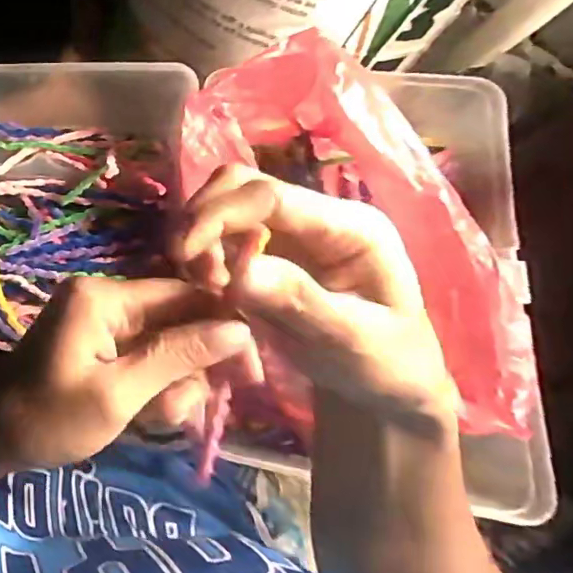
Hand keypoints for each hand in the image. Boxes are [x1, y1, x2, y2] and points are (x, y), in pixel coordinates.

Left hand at [0, 277, 256, 475]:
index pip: (183, 294)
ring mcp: (97, 321)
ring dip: (170, 387)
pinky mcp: (95, 343)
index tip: (253, 375)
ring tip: (152, 422)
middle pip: (176, 322)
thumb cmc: (50, 419)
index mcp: (102, 297)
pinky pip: (142, 357)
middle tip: (183, 416)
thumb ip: (178, 357)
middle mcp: (102, 298)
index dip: (224, 329)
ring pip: (164, 345)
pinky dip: (151, 388)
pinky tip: (143, 418)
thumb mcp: (119, 394)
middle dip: (189, 371)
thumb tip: (240, 329)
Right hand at [172, 164, 457, 429]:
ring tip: (202, 282)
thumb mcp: (351, 342)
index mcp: (350, 225)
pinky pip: (222, 231)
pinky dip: (203, 250)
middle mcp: (317, 214)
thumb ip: (297, 301)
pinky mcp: (270, 246)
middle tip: (189, 268)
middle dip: (203, 219)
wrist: (389, 387)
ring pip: (224, 202)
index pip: (269, 196)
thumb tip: (240, 270)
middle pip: (240, 184)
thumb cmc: (385, 366)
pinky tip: (207, 284)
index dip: (218, 215)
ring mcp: (292, 227)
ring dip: (199, 234)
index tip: (183, 254)